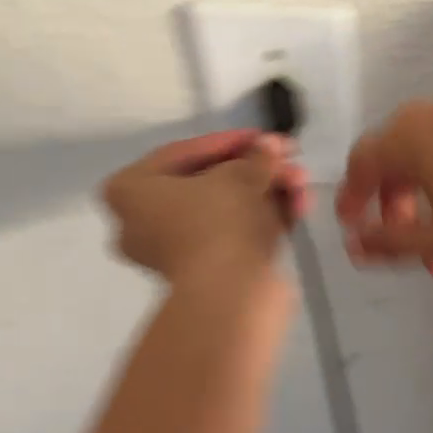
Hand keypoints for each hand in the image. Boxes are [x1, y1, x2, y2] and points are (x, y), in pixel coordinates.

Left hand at [102, 131, 310, 284]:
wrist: (230, 293)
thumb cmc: (218, 223)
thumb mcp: (240, 176)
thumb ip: (256, 157)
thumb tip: (271, 146)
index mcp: (130, 191)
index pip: (184, 154)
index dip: (232, 141)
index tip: (266, 138)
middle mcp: (143, 222)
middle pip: (209, 184)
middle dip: (257, 173)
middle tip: (290, 163)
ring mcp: (174, 252)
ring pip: (226, 211)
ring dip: (267, 195)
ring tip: (302, 187)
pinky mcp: (204, 273)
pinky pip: (233, 235)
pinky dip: (263, 221)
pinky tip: (296, 209)